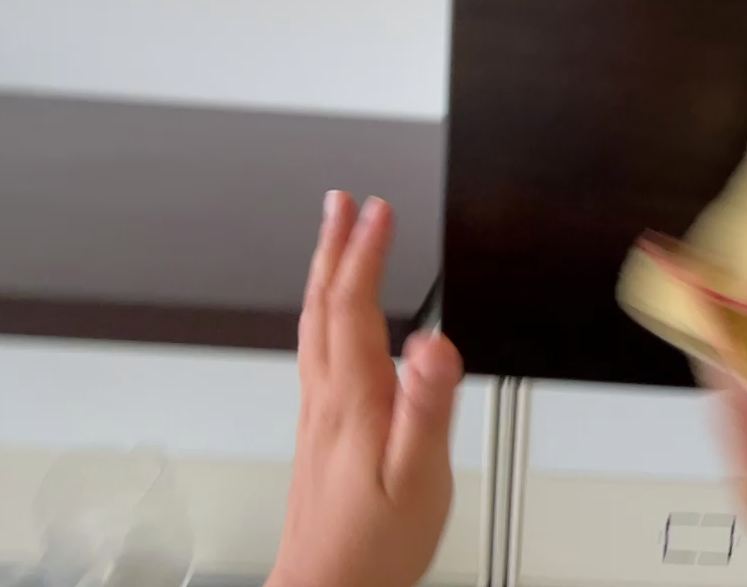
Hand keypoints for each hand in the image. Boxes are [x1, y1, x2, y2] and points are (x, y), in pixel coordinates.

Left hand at [268, 192, 464, 586]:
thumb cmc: (374, 543)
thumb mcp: (417, 477)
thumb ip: (427, 406)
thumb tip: (433, 343)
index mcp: (354, 396)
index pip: (355, 304)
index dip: (367, 250)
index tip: (379, 209)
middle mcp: (327, 393)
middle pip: (323, 303)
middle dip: (334, 244)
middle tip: (342, 202)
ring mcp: (318, 407)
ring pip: (313, 321)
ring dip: (324, 269)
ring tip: (334, 235)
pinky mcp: (319, 423)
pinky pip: (314, 344)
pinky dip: (324, 305)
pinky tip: (334, 308)